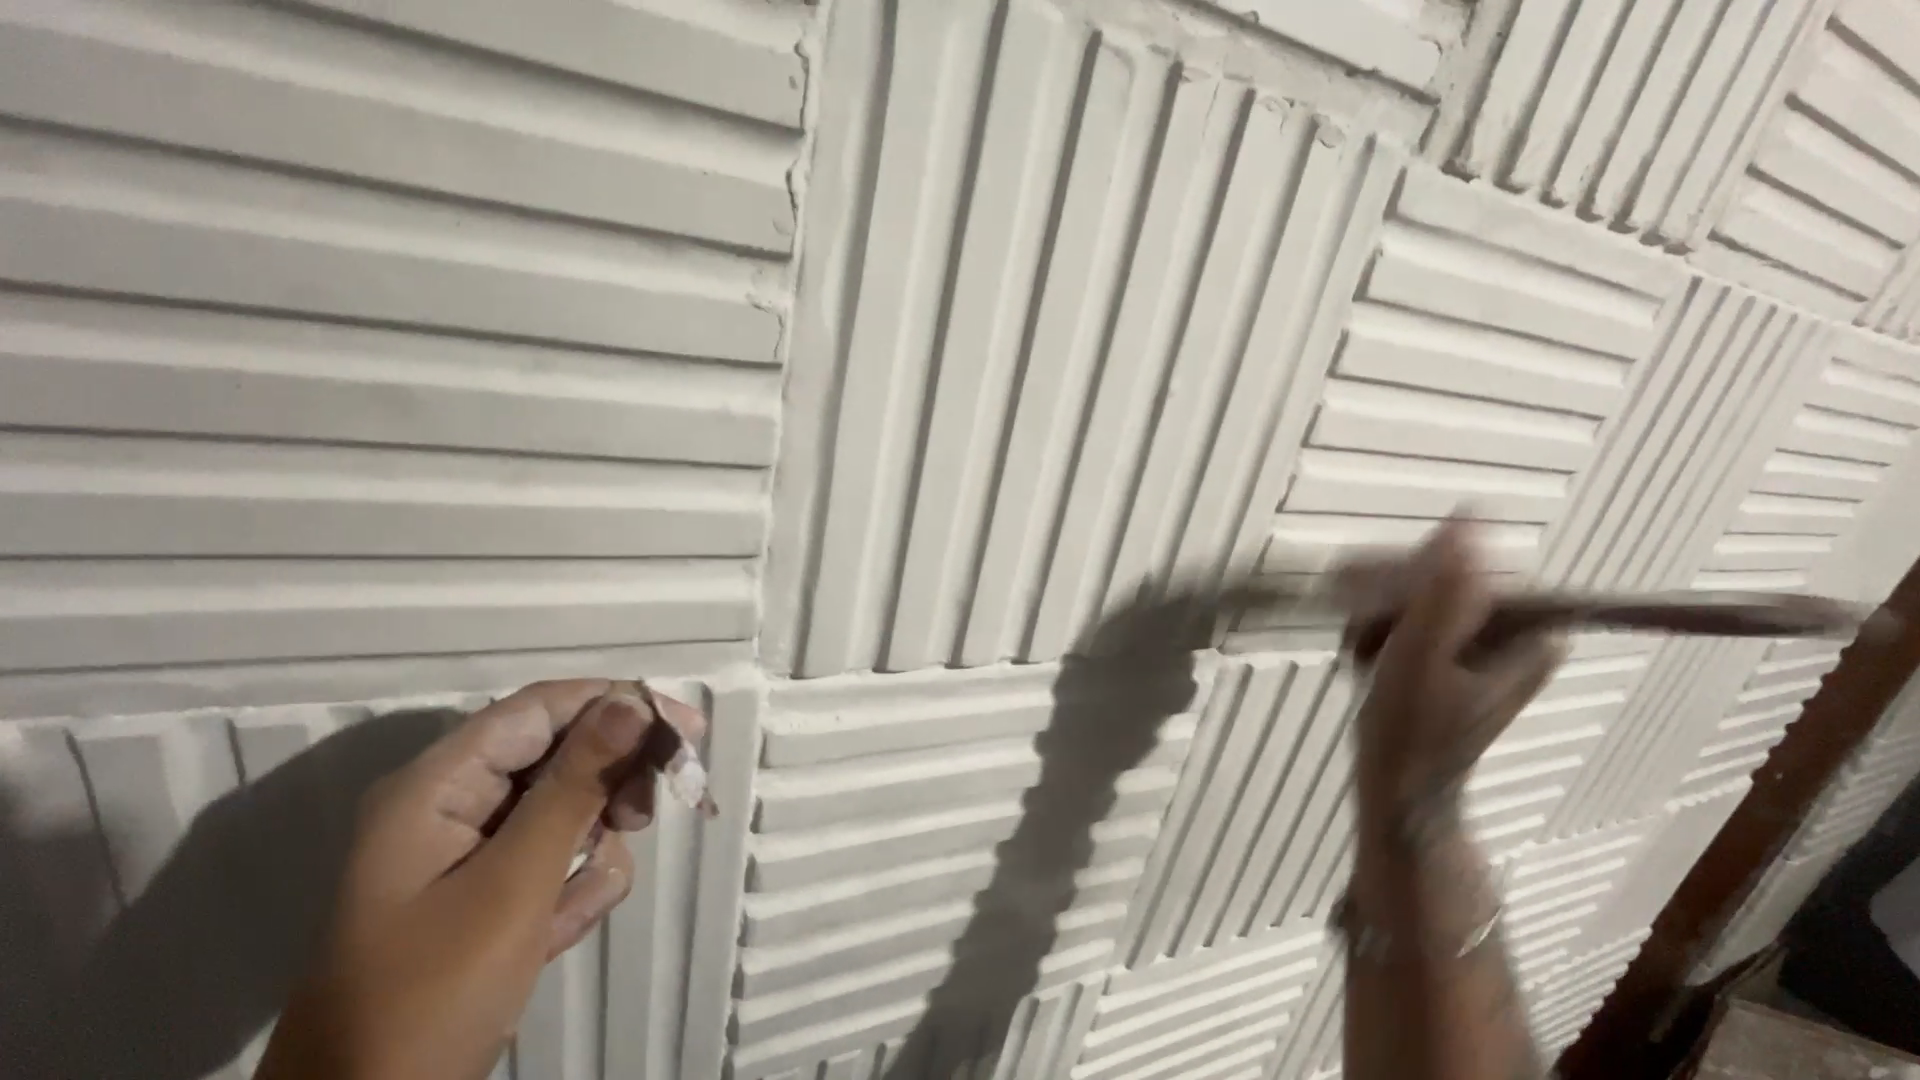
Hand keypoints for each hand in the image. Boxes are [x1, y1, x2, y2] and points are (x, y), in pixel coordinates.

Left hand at [255, 679, 707, 1079]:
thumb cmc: (431, 996)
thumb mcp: (513, 886)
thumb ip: (574, 787)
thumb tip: (628, 703)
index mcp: (437, 786)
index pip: (542, 708)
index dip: (617, 704)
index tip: (689, 729)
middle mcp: (452, 803)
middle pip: (559, 753)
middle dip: (608, 783)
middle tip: (643, 818)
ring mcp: (470, 851)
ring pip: (566, 808)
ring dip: (592, 846)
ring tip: (577, 901)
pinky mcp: (489, 893)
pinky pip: (556, 859)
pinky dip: (574, 887)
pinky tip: (559, 931)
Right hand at [1338, 520, 1563, 819]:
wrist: (1397, 788)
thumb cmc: (1413, 732)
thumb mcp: (1424, 658)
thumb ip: (1444, 590)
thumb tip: (1468, 517)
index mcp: (1532, 628)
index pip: (1465, 564)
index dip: (1410, 579)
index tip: (1372, 607)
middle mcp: (1516, 627)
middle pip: (1437, 576)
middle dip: (1387, 603)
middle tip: (1361, 638)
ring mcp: (1483, 639)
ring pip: (1416, 593)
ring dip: (1375, 617)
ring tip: (1362, 655)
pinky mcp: (1451, 650)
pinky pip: (1408, 614)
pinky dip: (1378, 631)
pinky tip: (1366, 657)